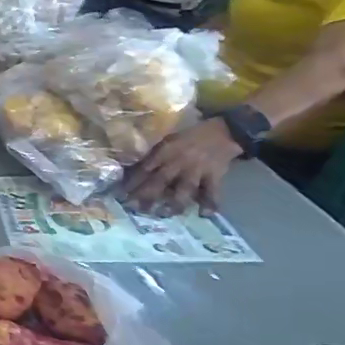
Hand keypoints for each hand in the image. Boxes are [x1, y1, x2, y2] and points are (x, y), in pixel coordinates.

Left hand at [128, 120, 242, 214]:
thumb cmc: (190, 137)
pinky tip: (204, 214)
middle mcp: (178, 161)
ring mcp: (197, 169)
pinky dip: (210, 204)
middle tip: (136, 209)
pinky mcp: (215, 175)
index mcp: (165, 151)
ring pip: (183, 189)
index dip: (132, 182)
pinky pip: (213, 192)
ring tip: (163, 214)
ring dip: (173, 203)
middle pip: (159, 181)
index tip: (120, 194)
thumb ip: (155, 155)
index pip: (144, 168)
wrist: (223, 131)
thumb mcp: (168, 140)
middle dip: (146, 196)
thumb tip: (134, 170)